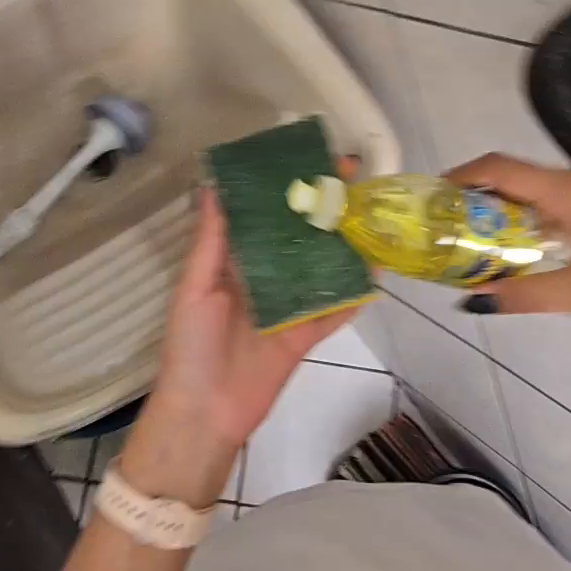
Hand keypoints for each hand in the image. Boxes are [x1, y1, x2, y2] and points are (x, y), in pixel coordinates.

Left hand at [120, 188, 355, 505]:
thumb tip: (215, 186)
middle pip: (300, 235)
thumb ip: (210, 241)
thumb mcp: (193, 288)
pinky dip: (356, 292)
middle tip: (353, 174)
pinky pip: (336, 308)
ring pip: (323, 265)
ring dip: (345, 240)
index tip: (306, 158)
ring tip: (372, 209)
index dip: (284, 187)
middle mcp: (266, 277)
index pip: (263, 215)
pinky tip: (379, 268)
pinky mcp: (308, 333)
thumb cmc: (191, 346)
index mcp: (234, 262)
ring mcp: (290, 305)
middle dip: (323, 205)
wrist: (205, 413)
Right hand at [447, 154, 570, 343]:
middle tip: (455, 234)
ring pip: (546, 193)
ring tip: (491, 248)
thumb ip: (526, 295)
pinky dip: (543, 219)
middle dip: (482, 202)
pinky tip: (544, 252)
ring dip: (514, 214)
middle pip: (519, 179)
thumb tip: (473, 300)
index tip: (432, 196)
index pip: (500, 169)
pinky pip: (570, 201)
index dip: (461, 176)